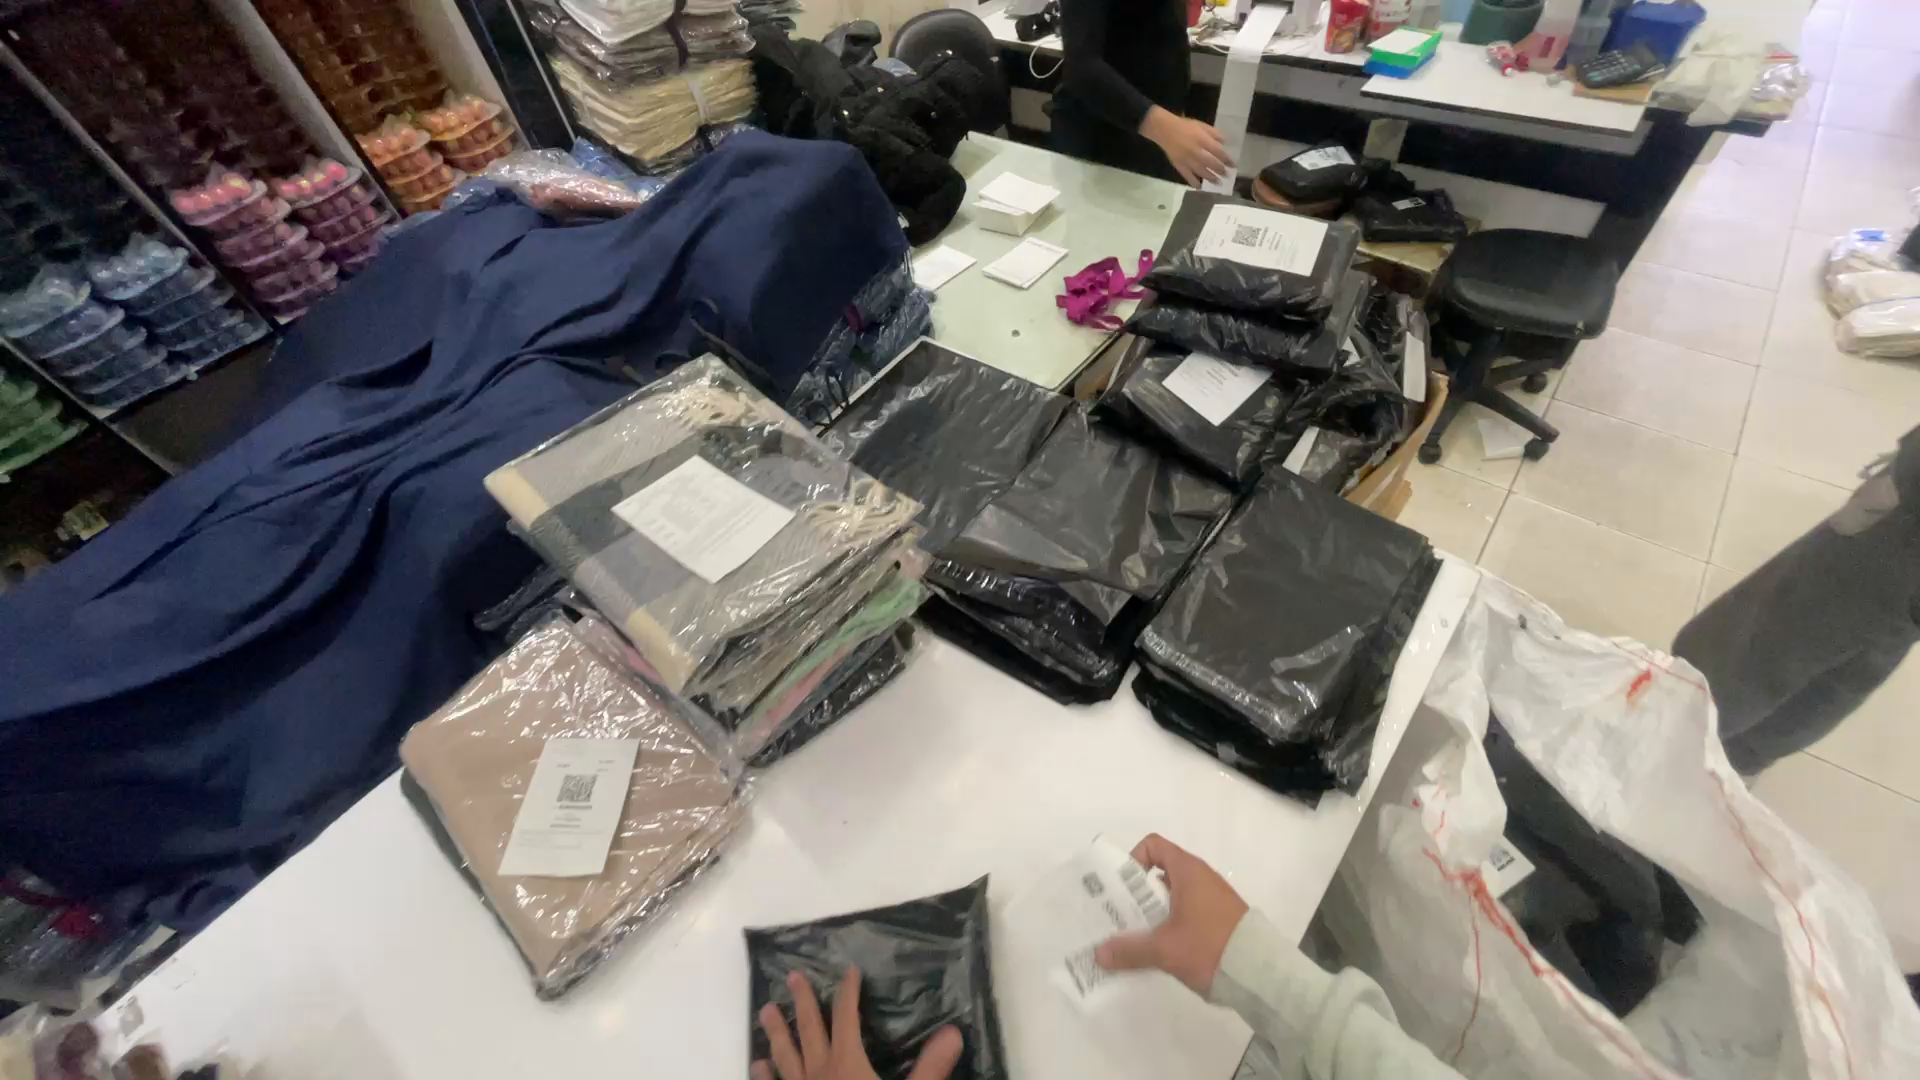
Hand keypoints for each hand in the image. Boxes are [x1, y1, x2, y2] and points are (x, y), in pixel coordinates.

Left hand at [753, 967, 963, 1079]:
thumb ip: (930, 1070)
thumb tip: (954, 1032)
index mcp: (847, 1064)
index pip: (847, 1017)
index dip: (849, 992)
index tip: (850, 971)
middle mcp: (819, 1074)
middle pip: (809, 1030)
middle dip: (802, 1002)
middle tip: (791, 977)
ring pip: (785, 1057)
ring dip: (776, 1032)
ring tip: (765, 1010)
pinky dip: (764, 1076)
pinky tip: (757, 1064)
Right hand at [1093, 833, 1247, 994]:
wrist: (1264, 975)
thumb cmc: (1211, 947)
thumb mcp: (1166, 950)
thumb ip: (1131, 950)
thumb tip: (1099, 954)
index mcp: (1187, 870)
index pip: (1152, 846)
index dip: (1133, 861)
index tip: (1122, 889)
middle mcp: (1200, 877)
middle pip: (1158, 874)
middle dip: (1137, 894)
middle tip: (1120, 918)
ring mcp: (1212, 899)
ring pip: (1172, 896)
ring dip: (1154, 913)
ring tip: (1139, 938)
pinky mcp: (1221, 920)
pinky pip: (1187, 912)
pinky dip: (1172, 924)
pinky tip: (1164, 951)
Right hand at [1139, 107, 1233, 186]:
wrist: (1166, 130)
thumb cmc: (1186, 126)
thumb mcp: (1202, 125)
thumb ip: (1214, 134)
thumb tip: (1225, 143)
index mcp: (1202, 140)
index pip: (1218, 151)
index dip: (1226, 159)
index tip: (1233, 165)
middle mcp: (1196, 151)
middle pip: (1211, 163)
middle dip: (1220, 170)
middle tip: (1227, 176)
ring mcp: (1187, 160)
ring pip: (1201, 171)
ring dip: (1210, 178)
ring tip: (1218, 183)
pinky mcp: (1179, 165)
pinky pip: (1187, 176)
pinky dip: (1193, 182)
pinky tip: (1200, 187)